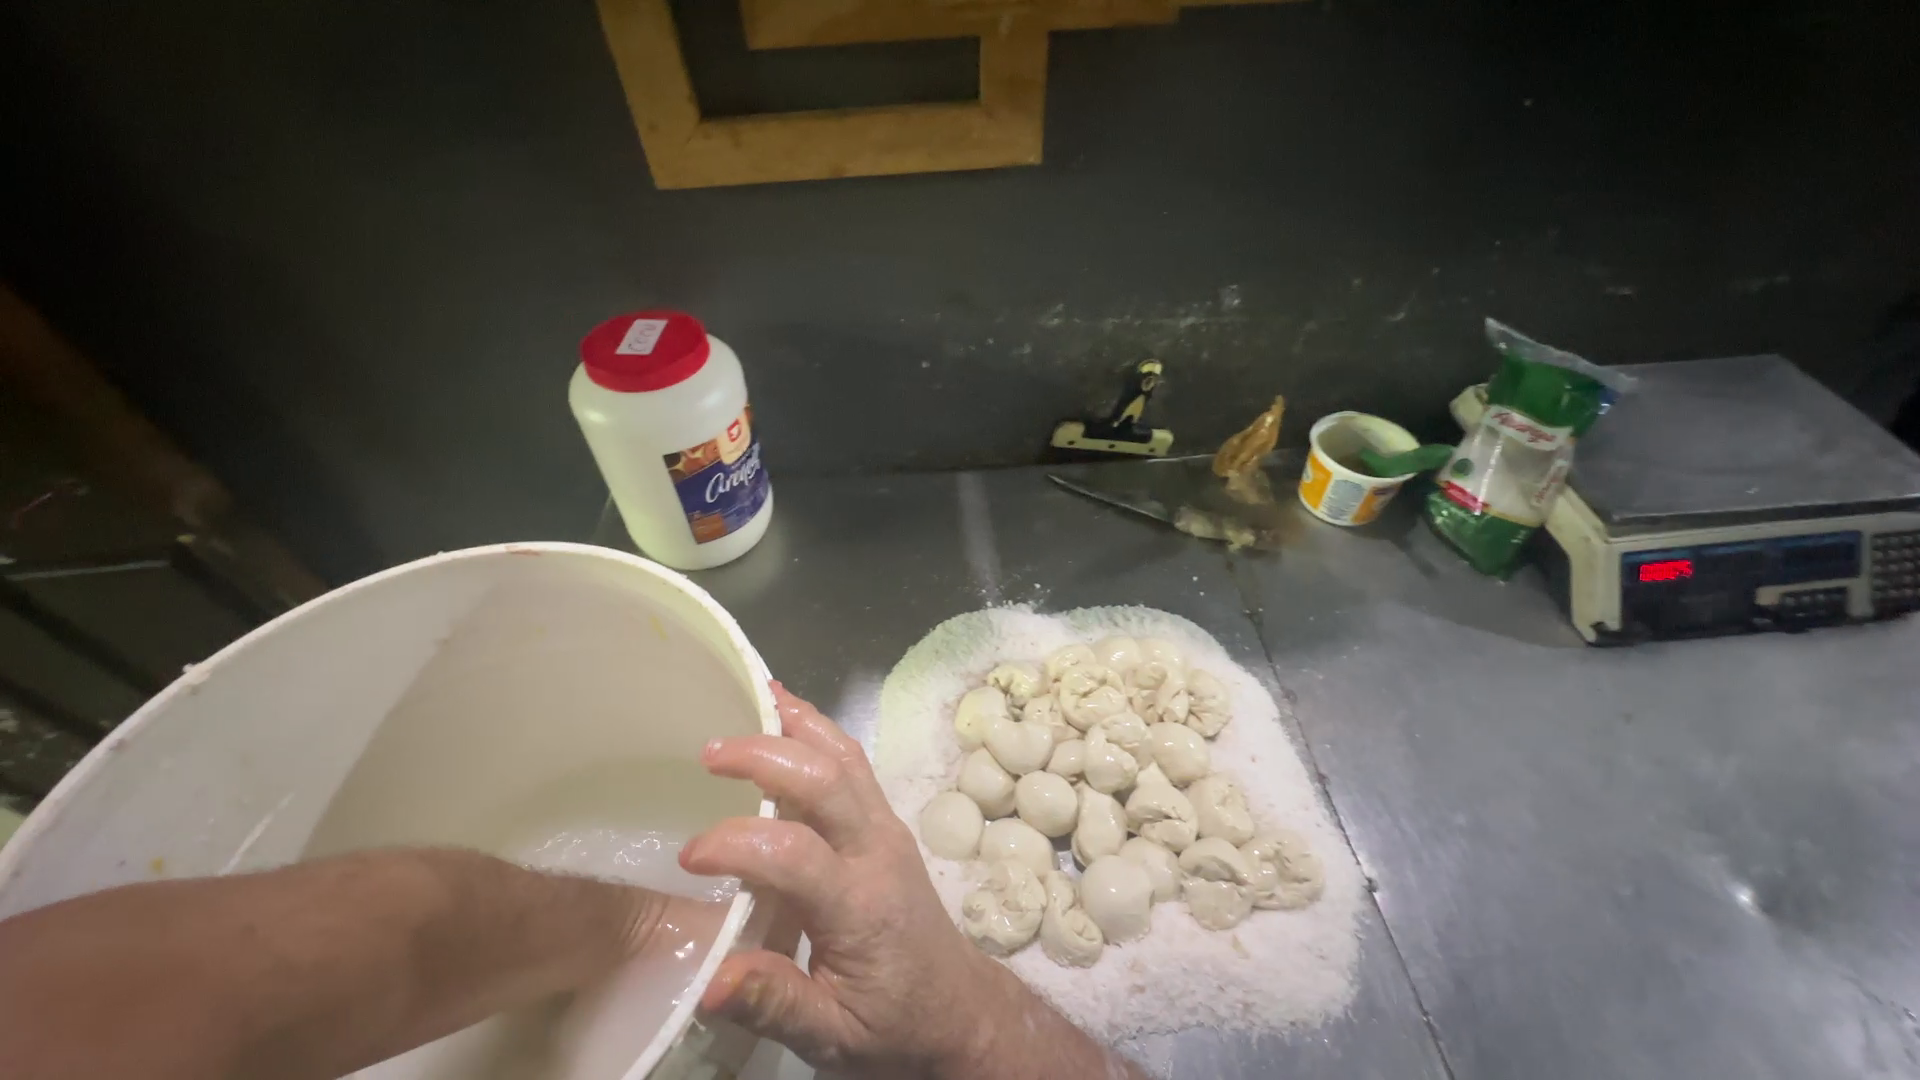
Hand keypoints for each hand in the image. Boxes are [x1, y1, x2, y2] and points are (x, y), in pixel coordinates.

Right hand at [681, 683, 1001, 1077]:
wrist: (958, 1009)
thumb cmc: (894, 1026)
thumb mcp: (832, 1035)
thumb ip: (774, 1003)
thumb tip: (709, 979)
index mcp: (861, 905)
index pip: (795, 854)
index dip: (738, 845)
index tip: (691, 857)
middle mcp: (878, 850)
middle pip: (828, 781)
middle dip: (769, 755)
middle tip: (711, 752)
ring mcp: (886, 829)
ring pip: (847, 758)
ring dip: (801, 724)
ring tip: (756, 697)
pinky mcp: (885, 824)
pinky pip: (853, 765)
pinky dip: (818, 734)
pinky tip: (789, 719)